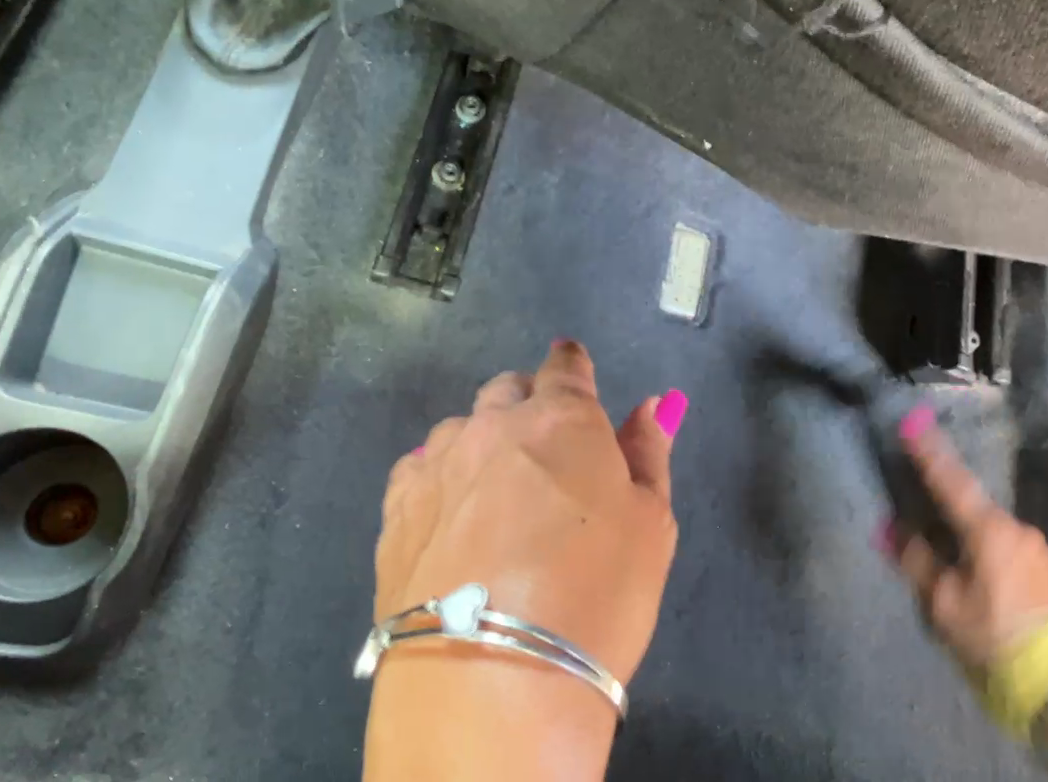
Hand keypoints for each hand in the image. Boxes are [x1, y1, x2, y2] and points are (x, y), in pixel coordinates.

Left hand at [374, 340, 681, 683]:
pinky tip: (450, 519)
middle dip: (529, 403)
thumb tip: (650, 406)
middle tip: (546, 452)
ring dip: (482, 443)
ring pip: (461, 428)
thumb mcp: (650, 525)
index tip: (575, 375)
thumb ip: (648, 454)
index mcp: (562, 419)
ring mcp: (437, 463)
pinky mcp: (396, 508)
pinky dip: (440, 479)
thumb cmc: (596, 595)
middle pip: (508, 388)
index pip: (565, 365)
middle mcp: (494, 425)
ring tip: (495, 496)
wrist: (493, 681)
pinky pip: (418, 468)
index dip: (573, 367)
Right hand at [882, 407, 1047, 667]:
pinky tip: (972, 572)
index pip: (951, 482)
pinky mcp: (1041, 563)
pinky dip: (980, 546)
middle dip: (942, 509)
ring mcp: (1032, 544)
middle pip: (968, 505)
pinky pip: (1000, 541)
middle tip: (918, 518)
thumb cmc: (994, 635)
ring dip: (962, 534)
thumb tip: (892, 529)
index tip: (913, 421)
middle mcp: (1014, 527)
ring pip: (984, 526)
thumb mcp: (944, 603)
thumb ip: (917, 561)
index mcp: (988, 530)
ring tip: (947, 560)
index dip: (929, 452)